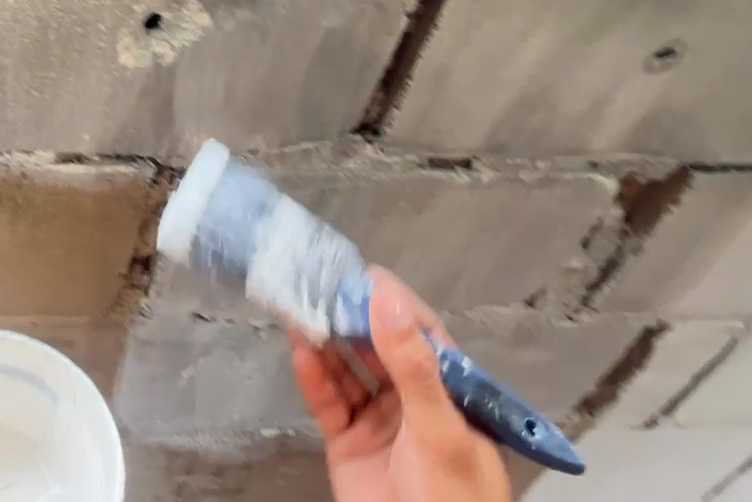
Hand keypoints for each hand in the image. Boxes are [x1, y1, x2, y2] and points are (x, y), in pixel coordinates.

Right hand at [290, 268, 510, 501]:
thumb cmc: (453, 499)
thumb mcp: (440, 431)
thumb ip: (412, 366)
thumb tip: (386, 297)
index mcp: (447, 392)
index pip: (418, 333)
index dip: (390, 302)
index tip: (359, 272)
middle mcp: (410, 398)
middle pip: (374, 345)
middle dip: (347, 315)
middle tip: (315, 282)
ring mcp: (377, 419)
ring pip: (345, 367)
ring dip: (324, 339)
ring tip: (298, 307)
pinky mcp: (346, 440)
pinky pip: (326, 399)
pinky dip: (312, 375)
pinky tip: (299, 350)